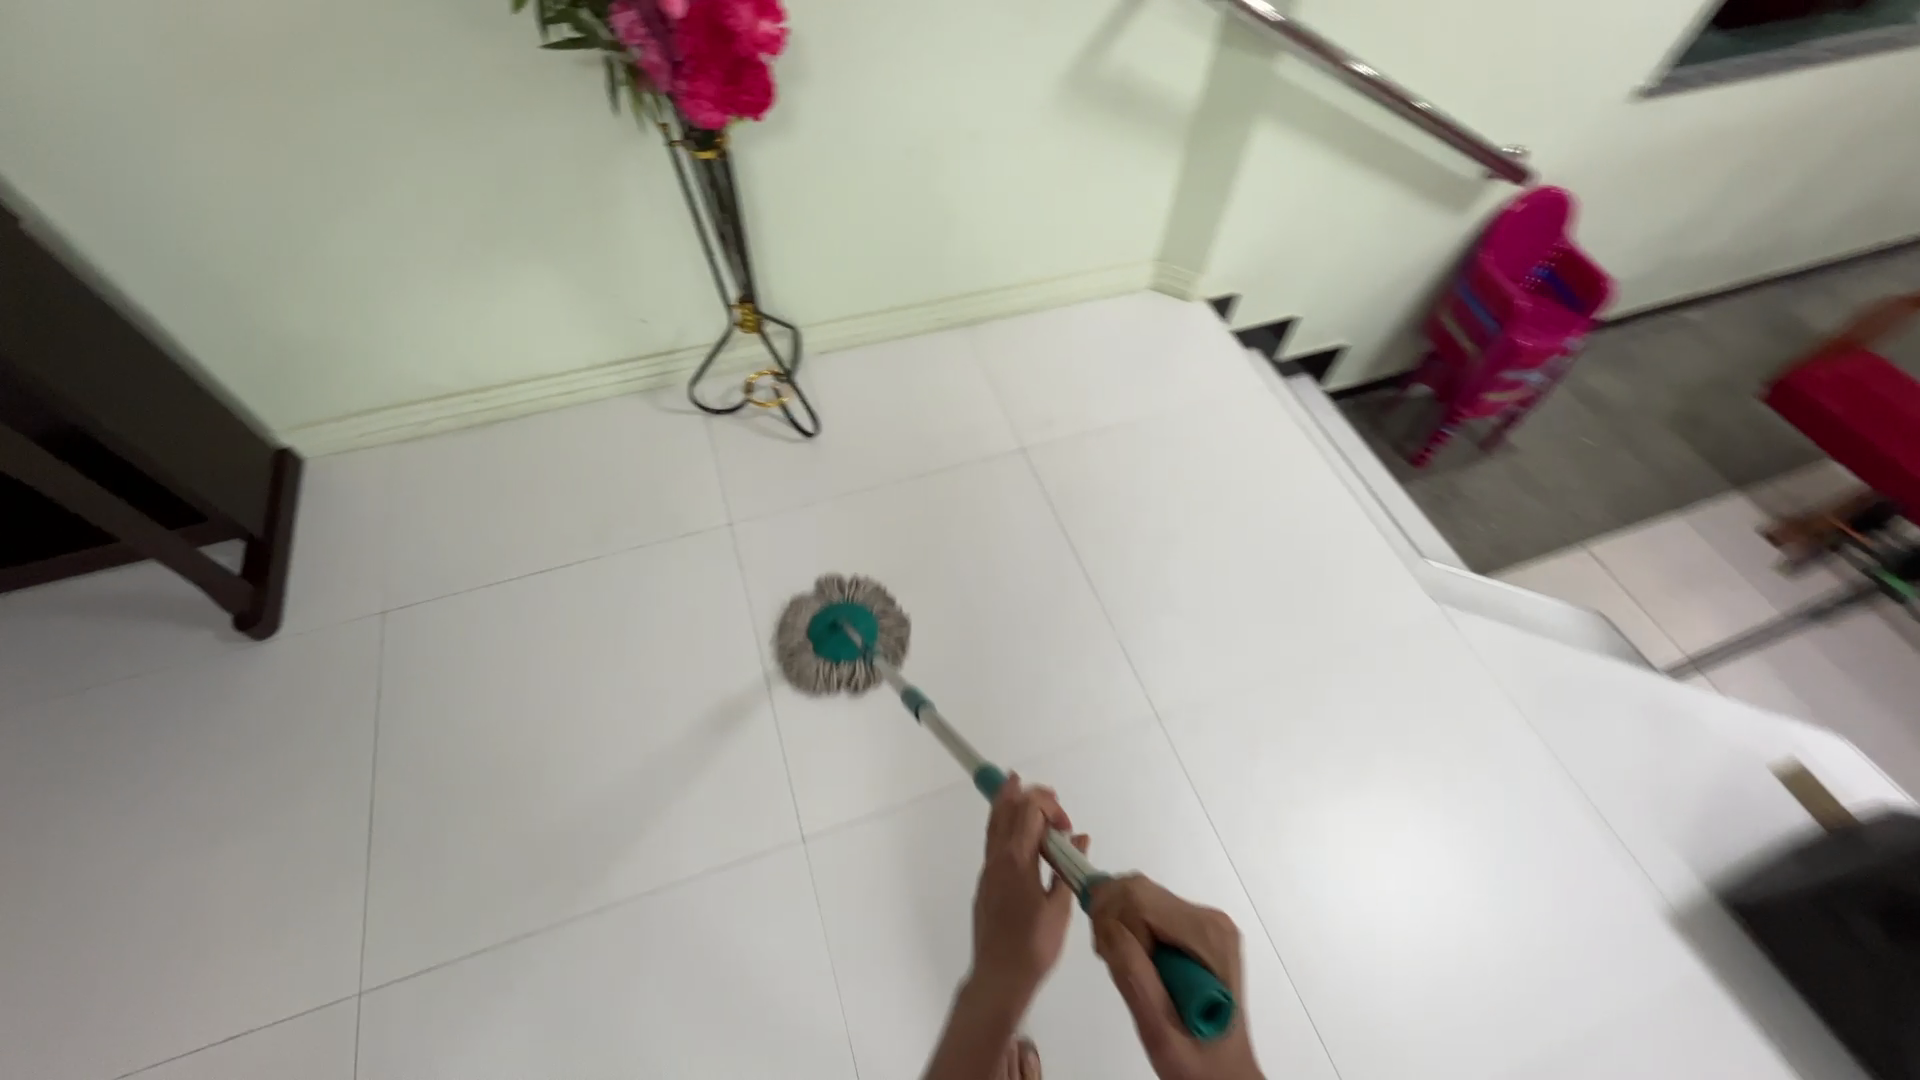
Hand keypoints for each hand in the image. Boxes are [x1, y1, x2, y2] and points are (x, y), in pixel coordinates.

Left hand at [968, 773, 1088, 1008]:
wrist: (998, 976)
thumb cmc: (1034, 946)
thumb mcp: (1060, 909)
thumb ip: (1067, 869)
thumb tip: (1079, 837)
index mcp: (1017, 859)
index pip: (1029, 810)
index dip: (1049, 806)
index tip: (1067, 827)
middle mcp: (998, 857)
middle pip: (1006, 809)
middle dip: (1026, 794)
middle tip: (1050, 794)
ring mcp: (988, 869)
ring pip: (994, 823)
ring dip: (1008, 803)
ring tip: (1018, 786)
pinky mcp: (985, 882)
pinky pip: (993, 840)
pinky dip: (1004, 824)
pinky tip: (1016, 832)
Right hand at [1091, 876, 1262, 1079]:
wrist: (1225, 1078)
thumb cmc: (1196, 1064)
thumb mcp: (1159, 1031)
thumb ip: (1134, 977)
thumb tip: (1107, 925)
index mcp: (1208, 939)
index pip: (1140, 899)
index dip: (1112, 920)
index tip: (1105, 957)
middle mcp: (1211, 920)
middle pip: (1140, 890)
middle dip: (1111, 918)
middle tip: (1107, 959)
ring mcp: (1205, 922)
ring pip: (1140, 894)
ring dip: (1117, 922)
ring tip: (1120, 963)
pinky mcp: (1196, 928)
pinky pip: (1147, 907)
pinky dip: (1128, 926)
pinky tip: (1133, 958)